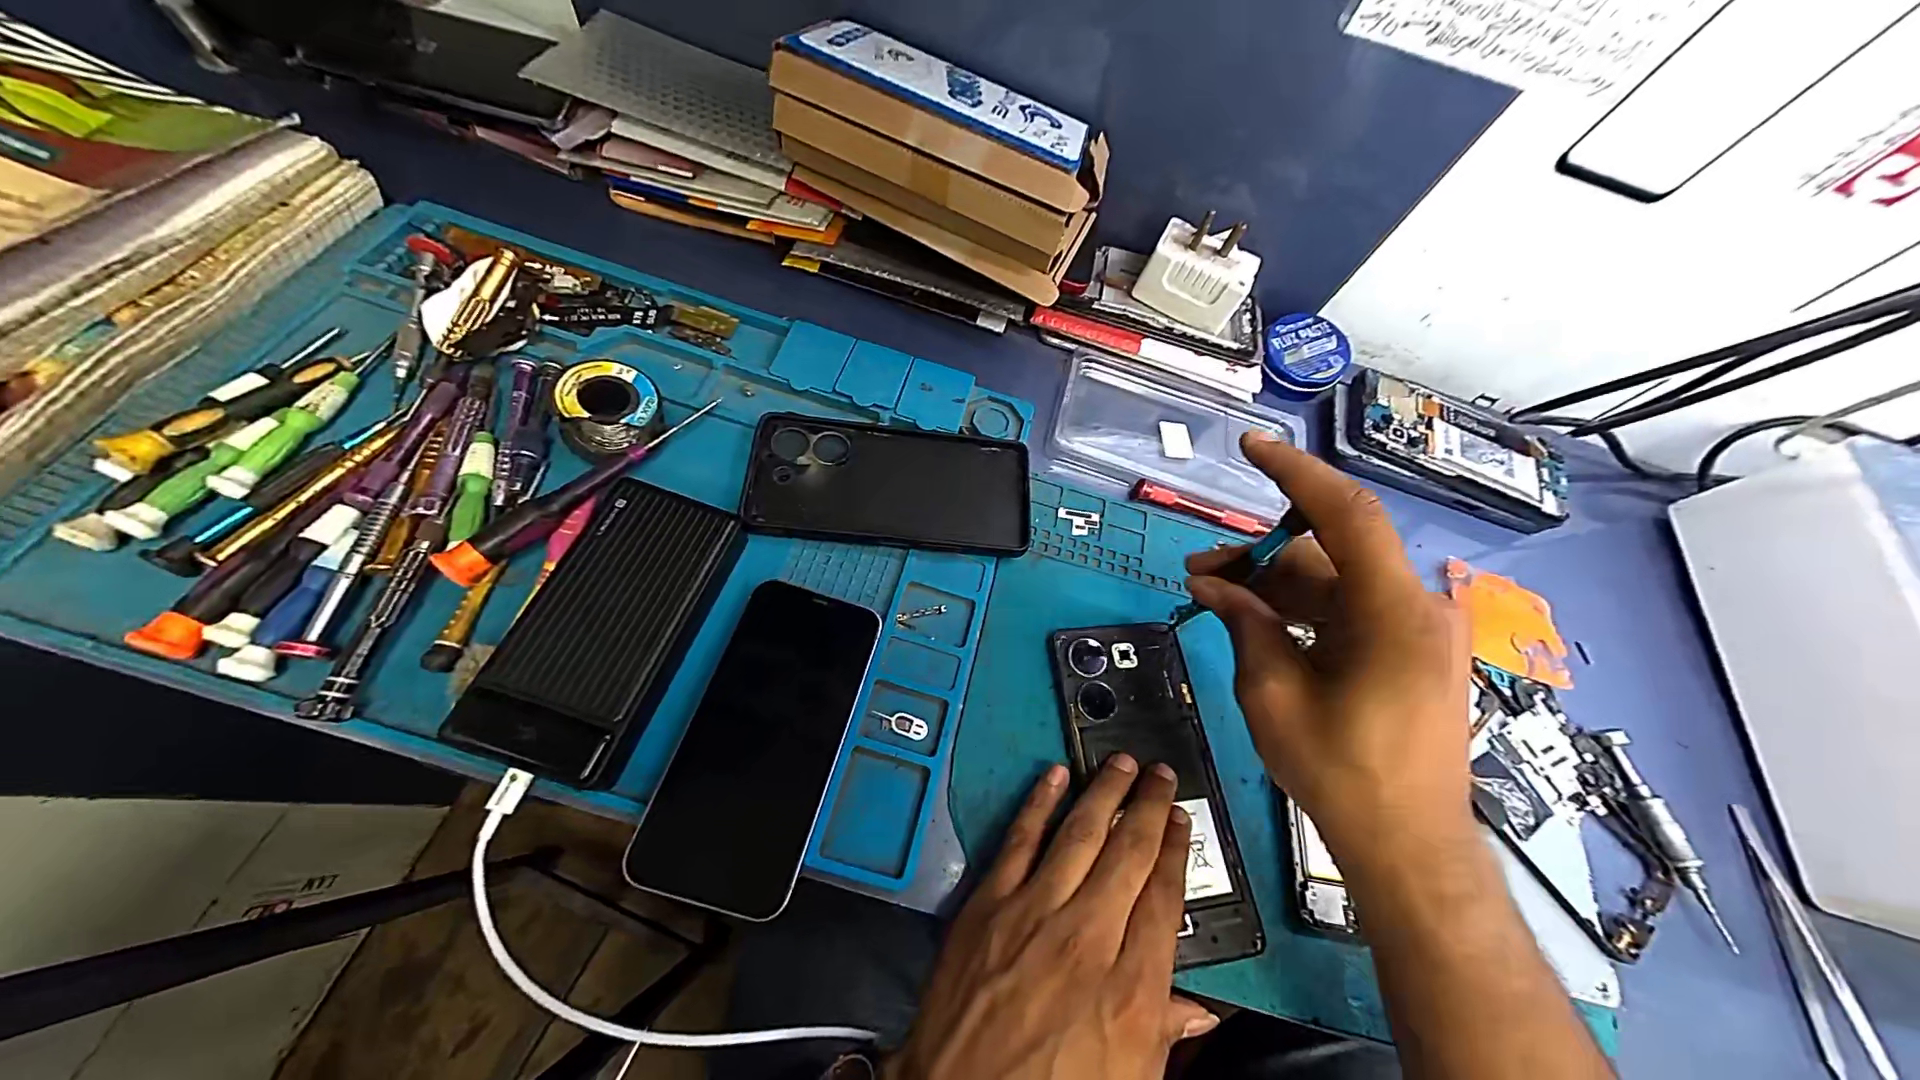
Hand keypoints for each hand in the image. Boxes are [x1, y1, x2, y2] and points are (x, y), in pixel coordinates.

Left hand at [885, 756, 1216, 1079]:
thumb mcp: (1127, 1077)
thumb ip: (1162, 1030)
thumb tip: (1197, 1009)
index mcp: (1129, 988)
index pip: (1164, 897)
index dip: (1176, 851)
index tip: (1181, 822)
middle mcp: (1087, 938)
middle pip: (1129, 854)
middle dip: (1149, 807)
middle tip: (1161, 776)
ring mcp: (1034, 913)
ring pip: (1080, 834)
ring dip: (1104, 792)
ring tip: (1122, 764)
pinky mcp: (989, 903)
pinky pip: (1020, 840)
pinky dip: (1039, 803)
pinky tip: (1055, 777)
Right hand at [1184, 432, 1472, 870]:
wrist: (1406, 842)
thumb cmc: (1340, 771)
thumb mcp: (1273, 692)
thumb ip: (1246, 623)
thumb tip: (1214, 583)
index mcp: (1393, 611)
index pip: (1346, 514)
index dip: (1295, 474)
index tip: (1252, 447)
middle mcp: (1415, 606)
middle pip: (1327, 552)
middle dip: (1259, 555)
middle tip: (1199, 571)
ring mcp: (1416, 626)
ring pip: (1332, 579)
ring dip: (1273, 584)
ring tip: (1216, 597)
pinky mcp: (1408, 646)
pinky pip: (1346, 607)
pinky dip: (1300, 607)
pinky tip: (1256, 620)